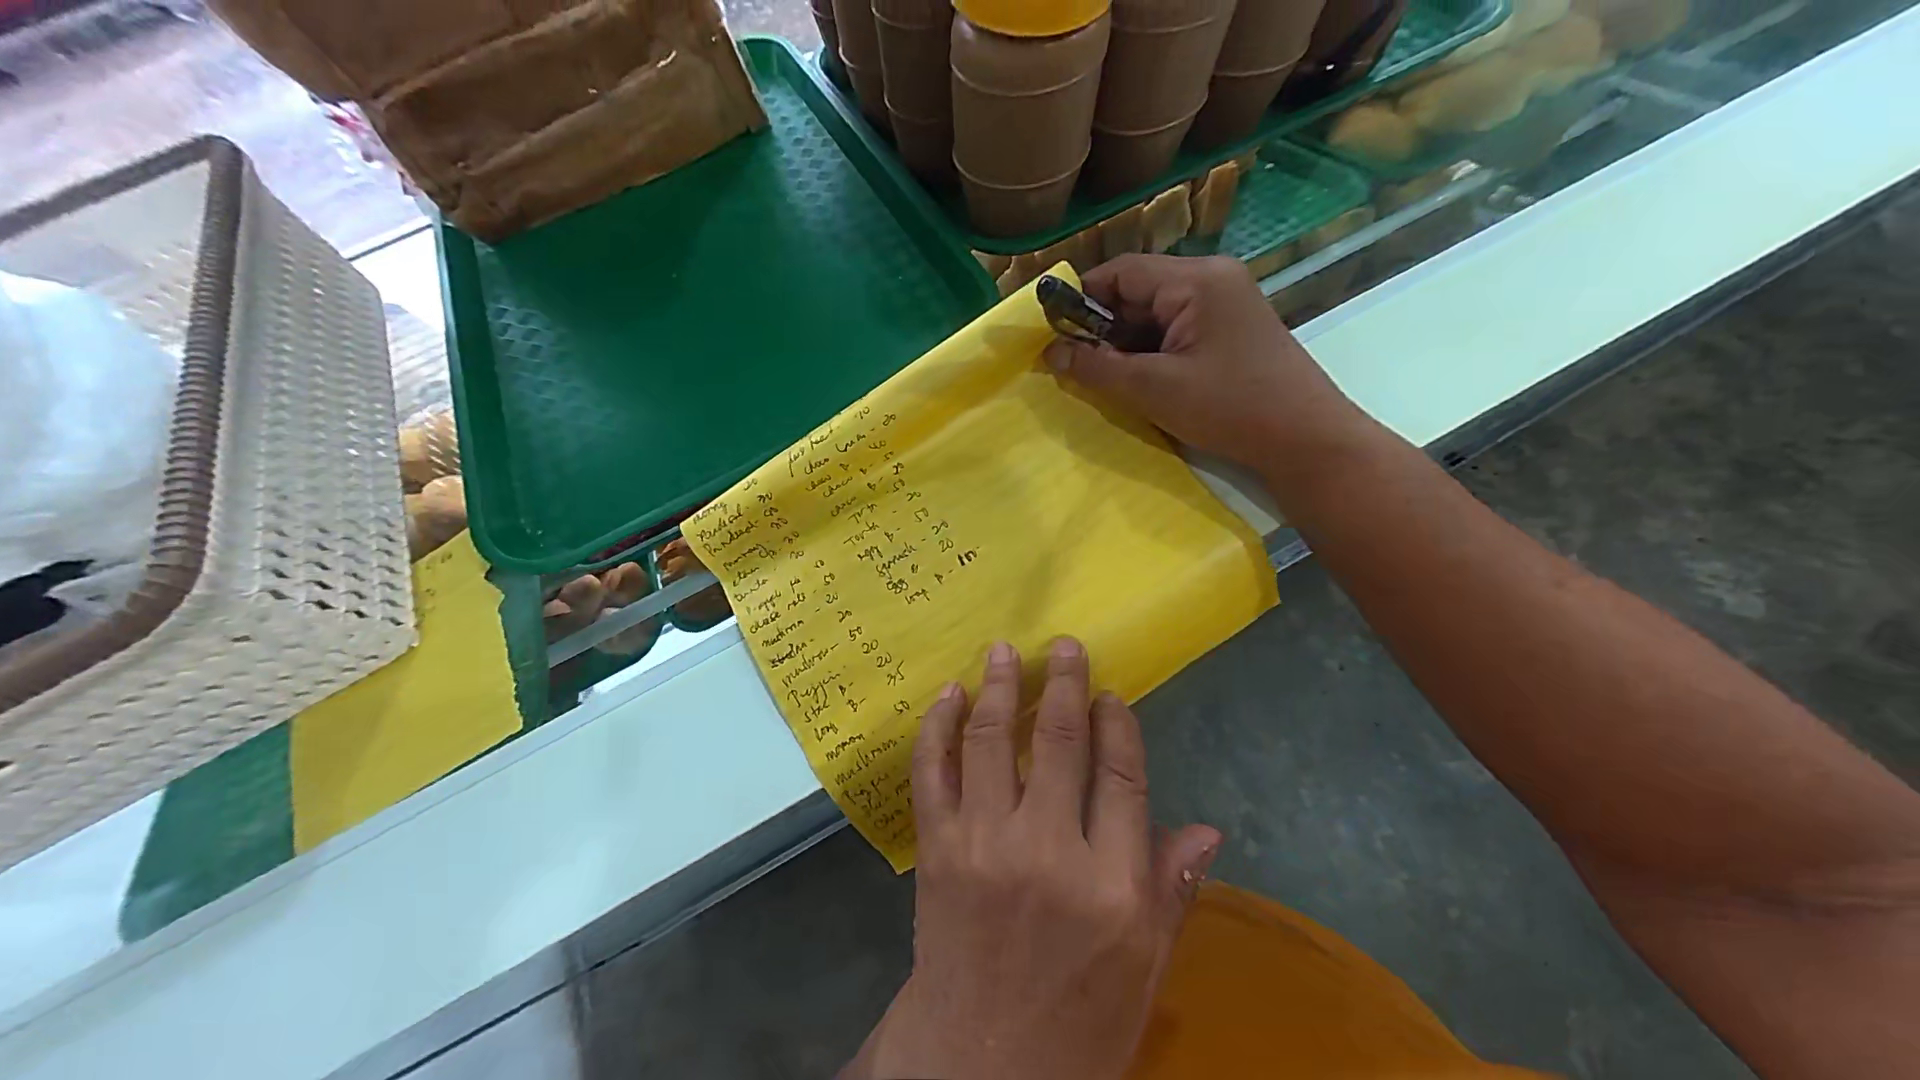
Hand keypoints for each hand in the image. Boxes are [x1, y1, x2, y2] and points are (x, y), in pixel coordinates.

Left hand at [847, 639, 1219, 1079]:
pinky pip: (932, 773)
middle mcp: (1047, 852)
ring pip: (991, 743)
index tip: (1111, 693)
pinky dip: (937, 728)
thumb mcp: (1144, 969)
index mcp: (1112, 885)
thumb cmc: (1077, 1021)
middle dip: (1063, 683)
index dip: (1118, 724)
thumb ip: (1170, 890)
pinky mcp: (937, 850)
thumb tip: (1205, 827)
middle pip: (1059, 742)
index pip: (1121, 775)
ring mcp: (984, 845)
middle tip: (1062, 646)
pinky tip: (947, 696)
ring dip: (999, 688)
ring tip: (1003, 650)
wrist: (980, 1063)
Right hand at [1044, 254, 1371, 473]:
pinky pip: (1177, 331)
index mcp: (1196, 279)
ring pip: (1155, 315)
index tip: (1050, 333)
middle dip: (1103, 328)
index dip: (1080, 299)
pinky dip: (1152, 353)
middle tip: (1074, 366)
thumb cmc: (1230, 407)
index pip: (1120, 272)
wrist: (1306, 440)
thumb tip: (1050, 353)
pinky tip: (1138, 382)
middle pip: (1138, 292)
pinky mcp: (1231, 331)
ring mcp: (1225, 304)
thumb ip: (1097, 368)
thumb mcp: (1153, 389)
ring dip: (1126, 344)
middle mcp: (1212, 279)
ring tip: (1103, 379)